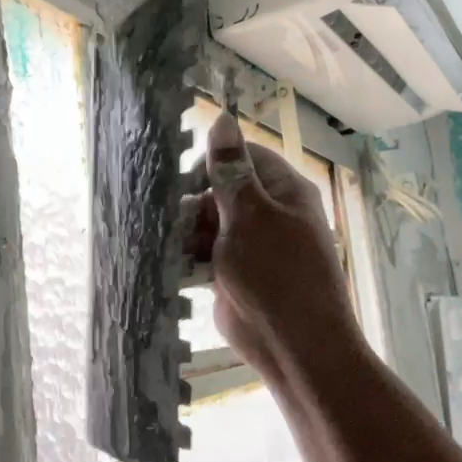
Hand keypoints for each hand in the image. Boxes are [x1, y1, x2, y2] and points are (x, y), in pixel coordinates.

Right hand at [182, 113, 361, 375]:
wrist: (292, 342)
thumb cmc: (276, 272)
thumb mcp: (249, 214)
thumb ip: (230, 169)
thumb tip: (222, 118)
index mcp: (283, 192)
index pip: (243, 158)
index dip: (212, 163)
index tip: (181, 181)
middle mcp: (268, 214)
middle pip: (219, 192)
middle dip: (191, 204)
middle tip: (171, 221)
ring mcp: (251, 246)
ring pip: (207, 225)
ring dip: (185, 233)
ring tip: (169, 246)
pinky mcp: (234, 274)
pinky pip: (204, 255)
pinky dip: (187, 258)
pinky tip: (171, 265)